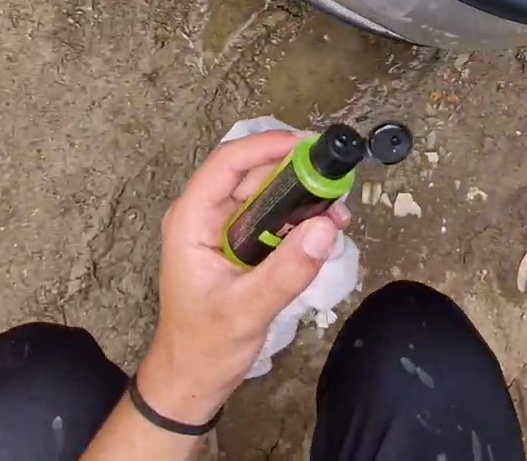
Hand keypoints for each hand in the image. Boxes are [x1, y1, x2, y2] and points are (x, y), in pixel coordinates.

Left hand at [134, 131, 349, 423]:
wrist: (192, 380)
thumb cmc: (204, 347)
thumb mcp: (246, 311)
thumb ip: (286, 271)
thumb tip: (326, 227)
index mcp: (191, 219)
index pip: (227, 164)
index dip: (265, 146)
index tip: (306, 146)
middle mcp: (207, 214)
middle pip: (253, 172)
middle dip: (294, 171)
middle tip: (333, 181)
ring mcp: (225, 226)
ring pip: (267, 190)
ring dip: (302, 194)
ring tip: (335, 210)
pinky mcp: (242, 241)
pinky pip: (274, 214)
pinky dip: (300, 215)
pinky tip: (326, 228)